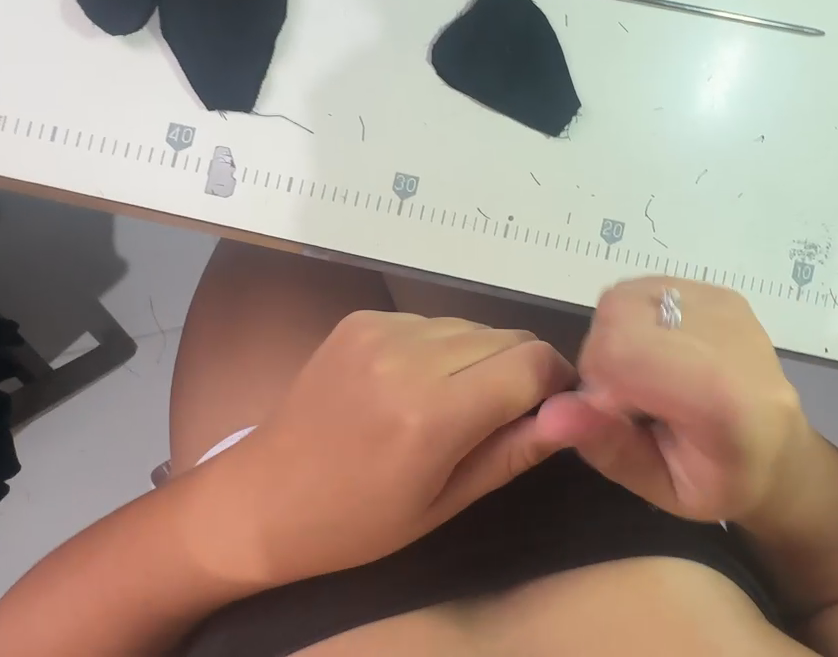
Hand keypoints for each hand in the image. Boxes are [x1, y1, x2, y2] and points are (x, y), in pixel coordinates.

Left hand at [204, 310, 574, 584]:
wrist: (263, 497)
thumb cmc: (358, 521)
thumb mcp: (445, 503)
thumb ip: (513, 451)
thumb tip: (574, 415)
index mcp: (432, 413)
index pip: (532, 366)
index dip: (557, 383)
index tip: (552, 408)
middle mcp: (409, 356)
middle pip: (507, 337)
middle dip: (522, 370)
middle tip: (502, 414)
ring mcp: (381, 328)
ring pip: (472, 325)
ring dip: (482, 357)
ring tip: (452, 401)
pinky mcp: (362, 317)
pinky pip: (432, 320)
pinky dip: (442, 347)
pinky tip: (414, 383)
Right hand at [536, 277, 811, 526]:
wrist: (780, 449)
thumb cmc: (722, 481)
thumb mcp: (664, 490)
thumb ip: (608, 448)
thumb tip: (550, 414)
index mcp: (720, 396)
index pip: (622, 349)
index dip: (600, 381)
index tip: (619, 415)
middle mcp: (726, 333)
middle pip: (618, 312)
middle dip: (603, 354)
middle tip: (628, 396)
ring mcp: (723, 303)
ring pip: (625, 295)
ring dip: (617, 334)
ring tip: (645, 374)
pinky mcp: (717, 289)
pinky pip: (644, 288)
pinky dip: (635, 319)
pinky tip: (660, 352)